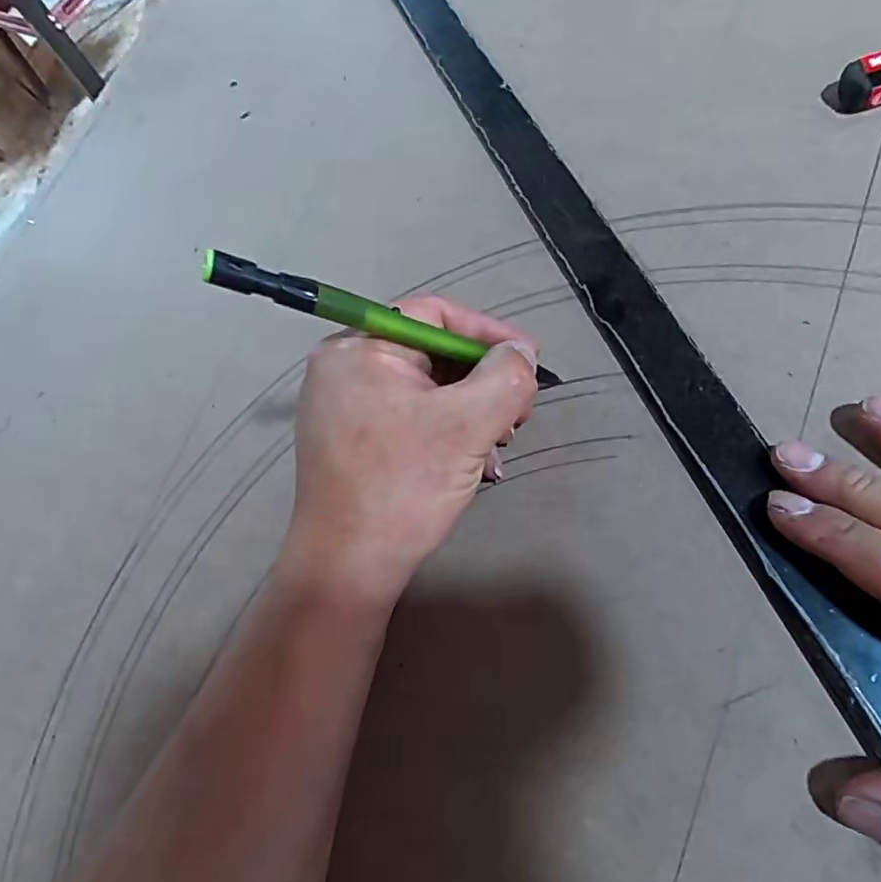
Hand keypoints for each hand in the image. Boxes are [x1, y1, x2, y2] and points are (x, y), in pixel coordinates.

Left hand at [283, 296, 538, 601]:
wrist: (349, 566)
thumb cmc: (403, 486)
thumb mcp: (466, 425)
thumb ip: (506, 378)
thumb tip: (524, 354)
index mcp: (362, 349)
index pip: (436, 315)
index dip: (490, 333)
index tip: (530, 360)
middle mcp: (350, 370)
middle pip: (437, 355)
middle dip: (487, 383)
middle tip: (520, 414)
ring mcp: (352, 410)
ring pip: (434, 392)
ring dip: (477, 414)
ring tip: (499, 447)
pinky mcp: (361, 444)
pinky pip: (419, 421)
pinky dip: (454, 436)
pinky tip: (476, 466)